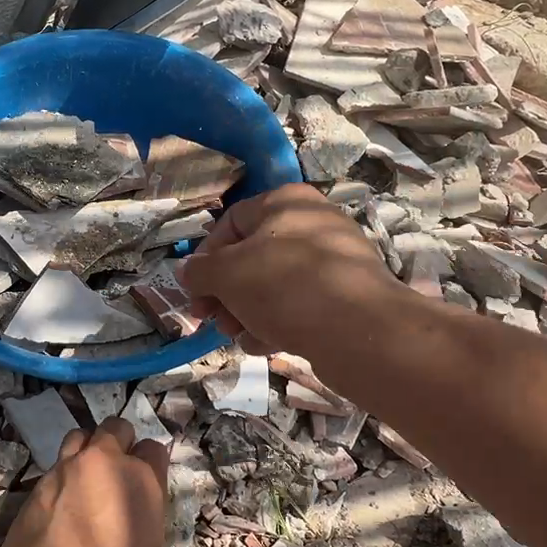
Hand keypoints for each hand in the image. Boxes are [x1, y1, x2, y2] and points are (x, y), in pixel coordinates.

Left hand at [0, 418, 169, 546]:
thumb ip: (148, 531)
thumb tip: (140, 526)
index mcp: (142, 482)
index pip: (154, 448)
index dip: (151, 464)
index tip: (147, 482)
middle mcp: (104, 464)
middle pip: (116, 429)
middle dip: (120, 444)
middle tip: (117, 474)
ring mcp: (66, 469)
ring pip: (81, 437)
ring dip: (88, 451)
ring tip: (87, 480)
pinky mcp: (36, 484)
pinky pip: (56, 465)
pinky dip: (63, 475)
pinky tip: (62, 504)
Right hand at [179, 183, 403, 356]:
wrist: (358, 331)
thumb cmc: (283, 286)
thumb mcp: (226, 274)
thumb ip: (200, 271)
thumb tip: (188, 271)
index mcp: (285, 202)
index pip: (230, 222)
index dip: (205, 257)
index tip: (194, 290)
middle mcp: (313, 223)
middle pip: (252, 256)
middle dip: (225, 292)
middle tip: (211, 319)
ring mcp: (335, 260)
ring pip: (274, 284)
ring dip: (247, 311)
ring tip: (237, 336)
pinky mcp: (348, 296)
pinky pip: (301, 304)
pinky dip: (277, 322)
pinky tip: (264, 344)